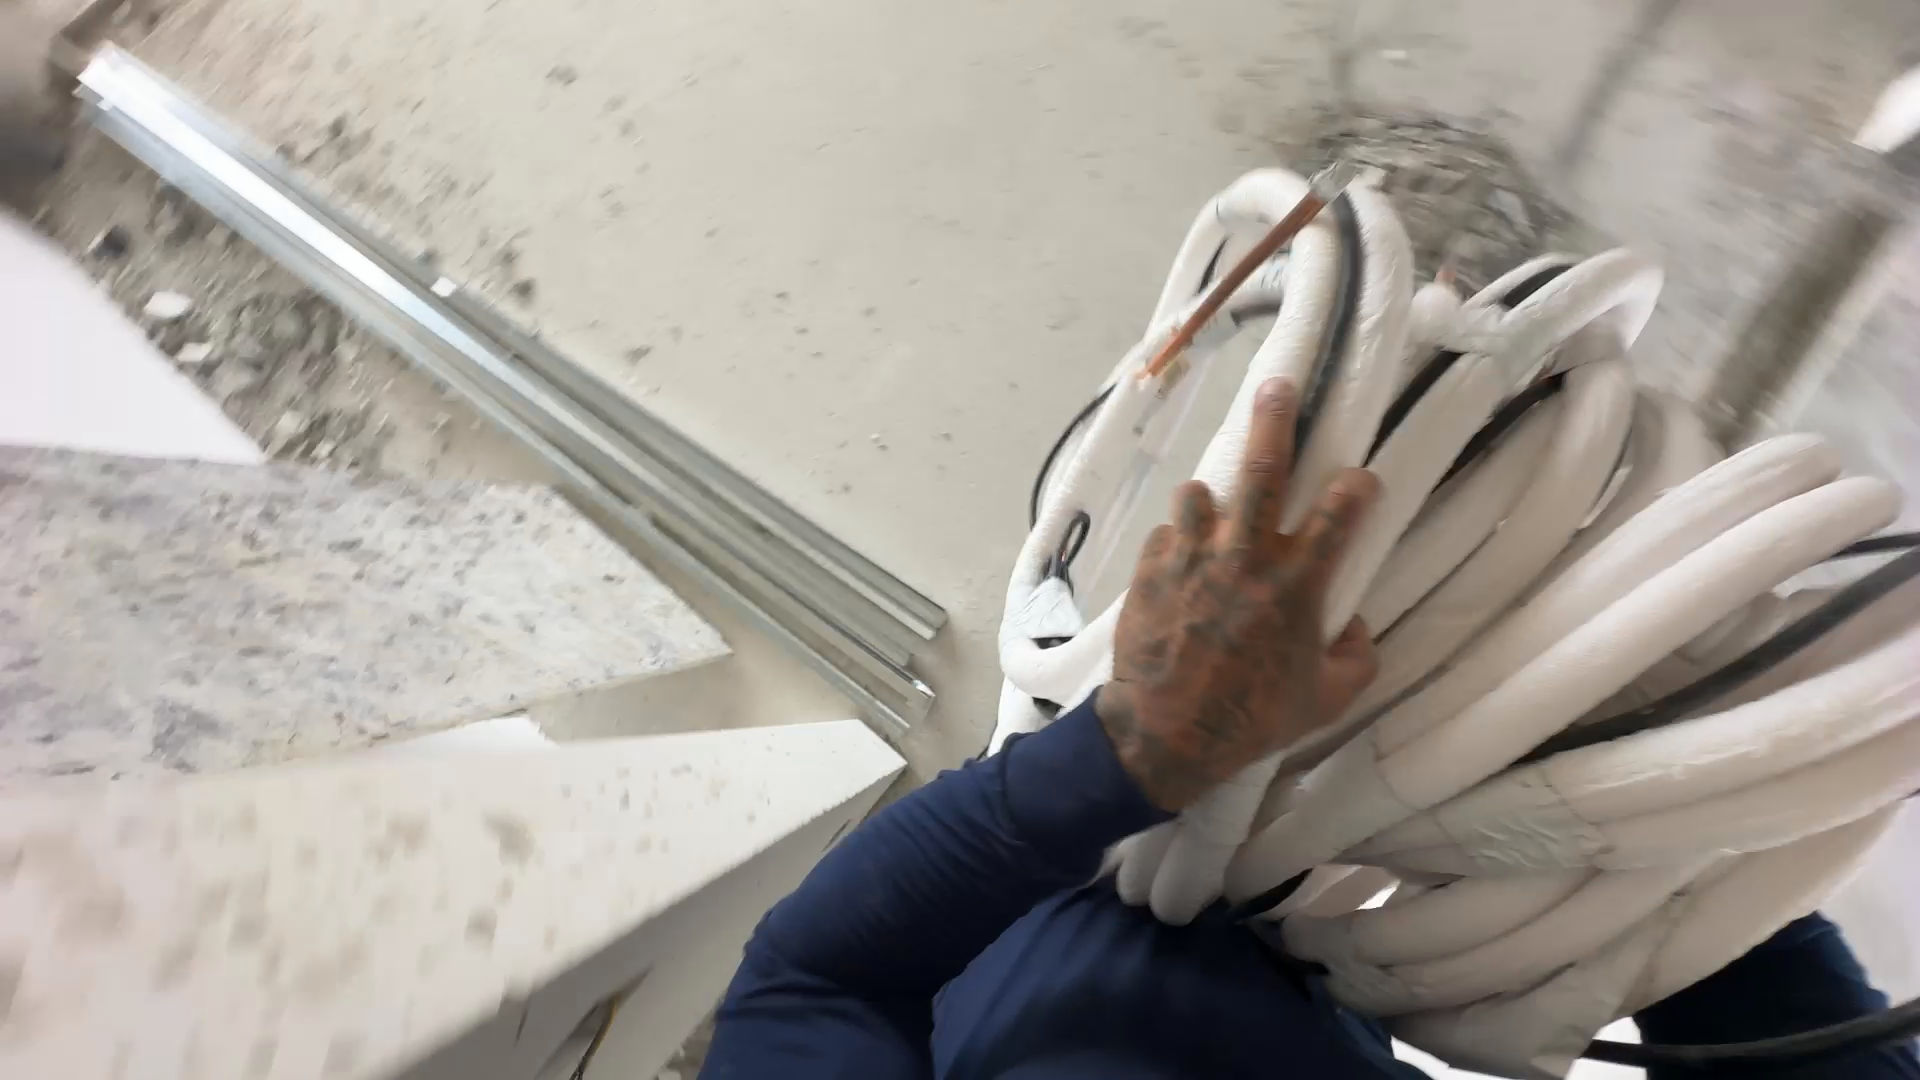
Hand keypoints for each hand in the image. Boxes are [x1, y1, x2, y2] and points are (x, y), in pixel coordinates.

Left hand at [1097, 377, 1380, 811]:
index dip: (1357, 486)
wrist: (1166, 730)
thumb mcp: (1327, 699)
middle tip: (1276, 386)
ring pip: (1198, 493)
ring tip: (1212, 515)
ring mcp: (1190, 556)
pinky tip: (1177, 566)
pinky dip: (1175, 543)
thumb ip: (1357, 656)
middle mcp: (1244, 555)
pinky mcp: (1148, 568)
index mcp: (1297, 582)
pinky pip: (1164, 534)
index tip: (1359, 479)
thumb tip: (1356, 624)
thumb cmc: (1252, 718)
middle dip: (1273, 419)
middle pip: (1262, 469)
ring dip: (1209, 500)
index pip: (1341, 510)